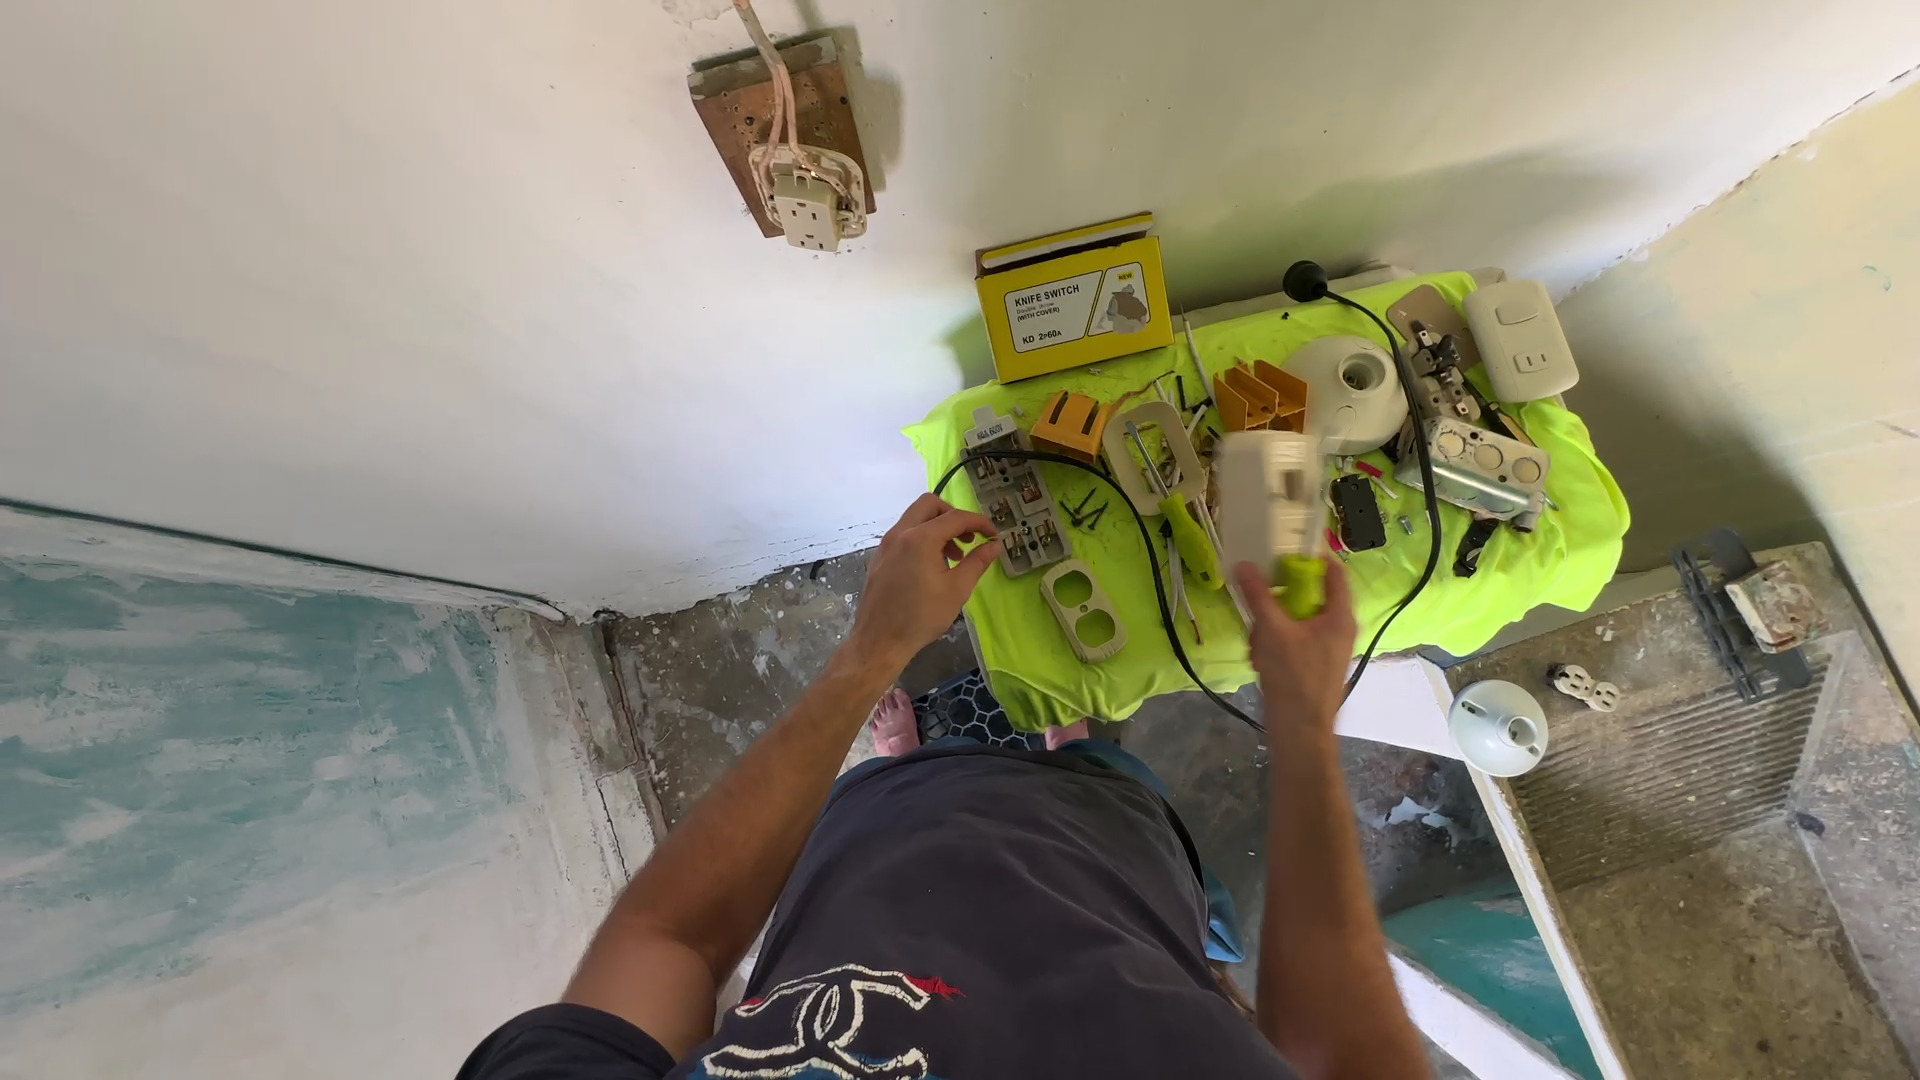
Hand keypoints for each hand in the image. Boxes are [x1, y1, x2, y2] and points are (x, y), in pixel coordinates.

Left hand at [845, 494, 1001, 670]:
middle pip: (930, 505)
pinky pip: (904, 535)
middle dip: (954, 516)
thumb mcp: (957, 589)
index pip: (956, 517)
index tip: (993, 535)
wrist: (879, 640)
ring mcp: (886, 544)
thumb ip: (977, 562)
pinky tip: (932, 566)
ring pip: (915, 518)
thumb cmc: (921, 617)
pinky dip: (922, 538)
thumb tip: (994, 545)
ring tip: (954, 557)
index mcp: (920, 538)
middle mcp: (900, 533)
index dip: (979, 523)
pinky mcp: (880, 557)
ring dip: (938, 528)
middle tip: (968, 538)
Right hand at [1232, 559, 1357, 737]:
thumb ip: (1258, 596)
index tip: (1283, 550)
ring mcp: (1327, 648)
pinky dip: (1274, 642)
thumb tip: (1244, 564)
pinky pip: (1293, 640)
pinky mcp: (1314, 664)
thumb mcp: (1272, 630)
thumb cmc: (1293, 676)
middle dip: (1279, 598)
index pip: (1334, 572)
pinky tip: (1258, 656)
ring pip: (1296, 620)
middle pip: (1309, 596)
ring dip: (1271, 624)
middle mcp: (1338, 629)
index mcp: (1339, 616)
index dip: (1311, 556)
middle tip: (1258, 597)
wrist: (1299, 728)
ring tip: (1256, 638)